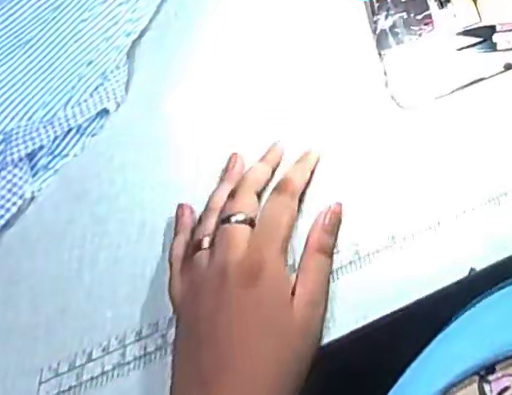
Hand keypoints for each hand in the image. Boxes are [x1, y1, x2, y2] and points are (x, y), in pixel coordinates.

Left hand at [167, 145, 340, 394]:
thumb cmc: (274, 365)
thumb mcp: (308, 312)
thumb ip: (319, 254)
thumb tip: (333, 206)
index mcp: (261, 260)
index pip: (282, 200)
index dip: (299, 172)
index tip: (312, 153)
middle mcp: (226, 258)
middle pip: (242, 199)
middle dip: (261, 167)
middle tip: (277, 147)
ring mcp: (199, 276)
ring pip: (209, 217)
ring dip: (225, 184)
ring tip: (237, 158)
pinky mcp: (181, 296)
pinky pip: (178, 252)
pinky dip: (182, 226)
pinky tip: (185, 208)